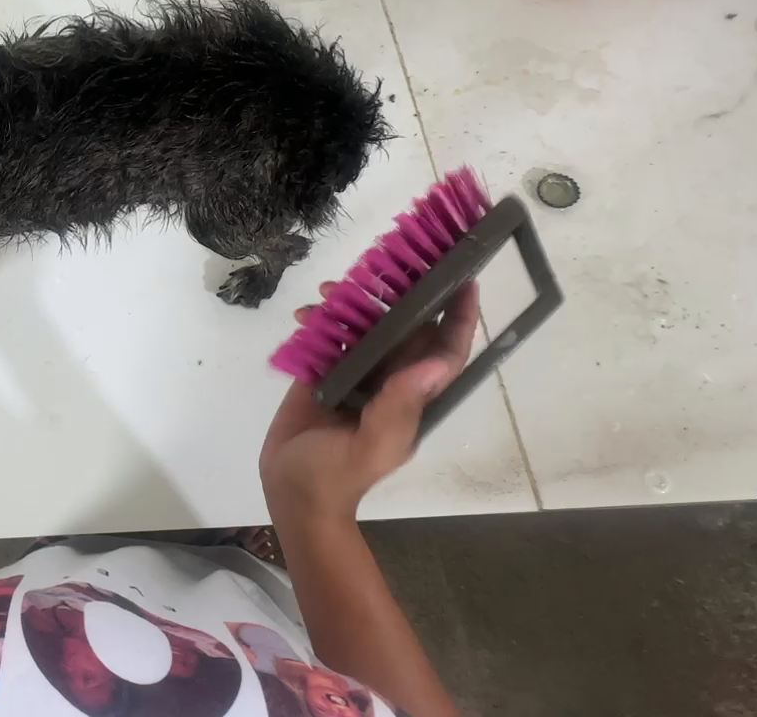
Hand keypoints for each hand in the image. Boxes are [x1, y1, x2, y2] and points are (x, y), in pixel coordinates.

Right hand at [259, 281, 479, 521]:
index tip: (464, 279)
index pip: (444, 351)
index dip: (459, 317)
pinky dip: (316, 321)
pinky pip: (325, 337)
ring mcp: (354, 376)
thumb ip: (400, 406)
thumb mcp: (373, 445)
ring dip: (348, 303)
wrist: (292, 492)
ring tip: (327, 291)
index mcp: (411, 396)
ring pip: (361, 326)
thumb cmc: (338, 474)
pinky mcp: (321, 374)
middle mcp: (388, 380)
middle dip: (393, 294)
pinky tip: (303, 316)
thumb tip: (434, 365)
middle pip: (402, 328)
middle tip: (378, 264)